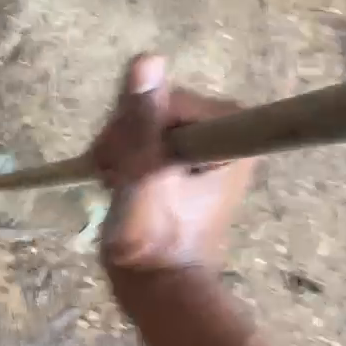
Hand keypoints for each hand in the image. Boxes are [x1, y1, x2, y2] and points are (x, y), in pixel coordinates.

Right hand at [91, 55, 253, 274]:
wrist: (157, 287)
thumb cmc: (154, 238)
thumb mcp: (144, 175)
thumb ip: (142, 120)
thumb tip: (146, 58)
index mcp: (232, 132)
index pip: (167, 102)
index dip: (135, 127)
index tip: (124, 162)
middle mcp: (227, 134)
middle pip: (156, 113)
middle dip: (123, 142)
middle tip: (113, 180)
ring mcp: (205, 152)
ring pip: (144, 130)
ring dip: (118, 154)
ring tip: (114, 187)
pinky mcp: (185, 168)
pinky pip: (145, 146)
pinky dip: (124, 163)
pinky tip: (118, 185)